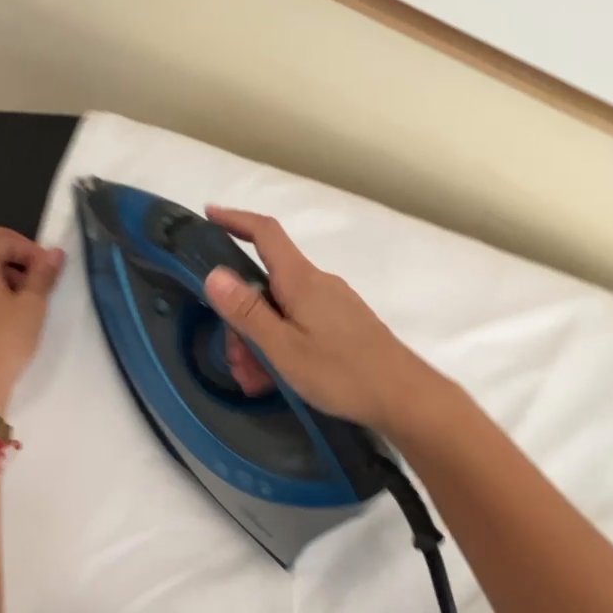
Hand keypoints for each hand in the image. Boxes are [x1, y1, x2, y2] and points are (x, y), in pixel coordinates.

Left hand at [0, 226, 64, 413]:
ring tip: (25, 284)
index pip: (1, 240)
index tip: (49, 266)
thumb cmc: (6, 340)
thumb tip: (54, 253)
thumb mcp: (32, 305)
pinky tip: (9, 300)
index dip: (28, 248)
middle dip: (6, 243)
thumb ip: (43, 275)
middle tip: (31, 261)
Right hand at [202, 206, 434, 432]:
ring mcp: (333, 304)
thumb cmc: (341, 373)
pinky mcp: (342, 325)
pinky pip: (298, 325)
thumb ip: (248, 312)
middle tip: (237, 364)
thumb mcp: (283, 348)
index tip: (209, 216)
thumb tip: (214, 274)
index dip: (235, 220)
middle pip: (266, 286)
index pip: (265, 233)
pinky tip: (278, 379)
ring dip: (259, 342)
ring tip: (257, 383)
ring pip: (280, 312)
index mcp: (301, 280)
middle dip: (241, 321)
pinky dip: (280, 347)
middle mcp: (318, 283)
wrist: (403, 397)